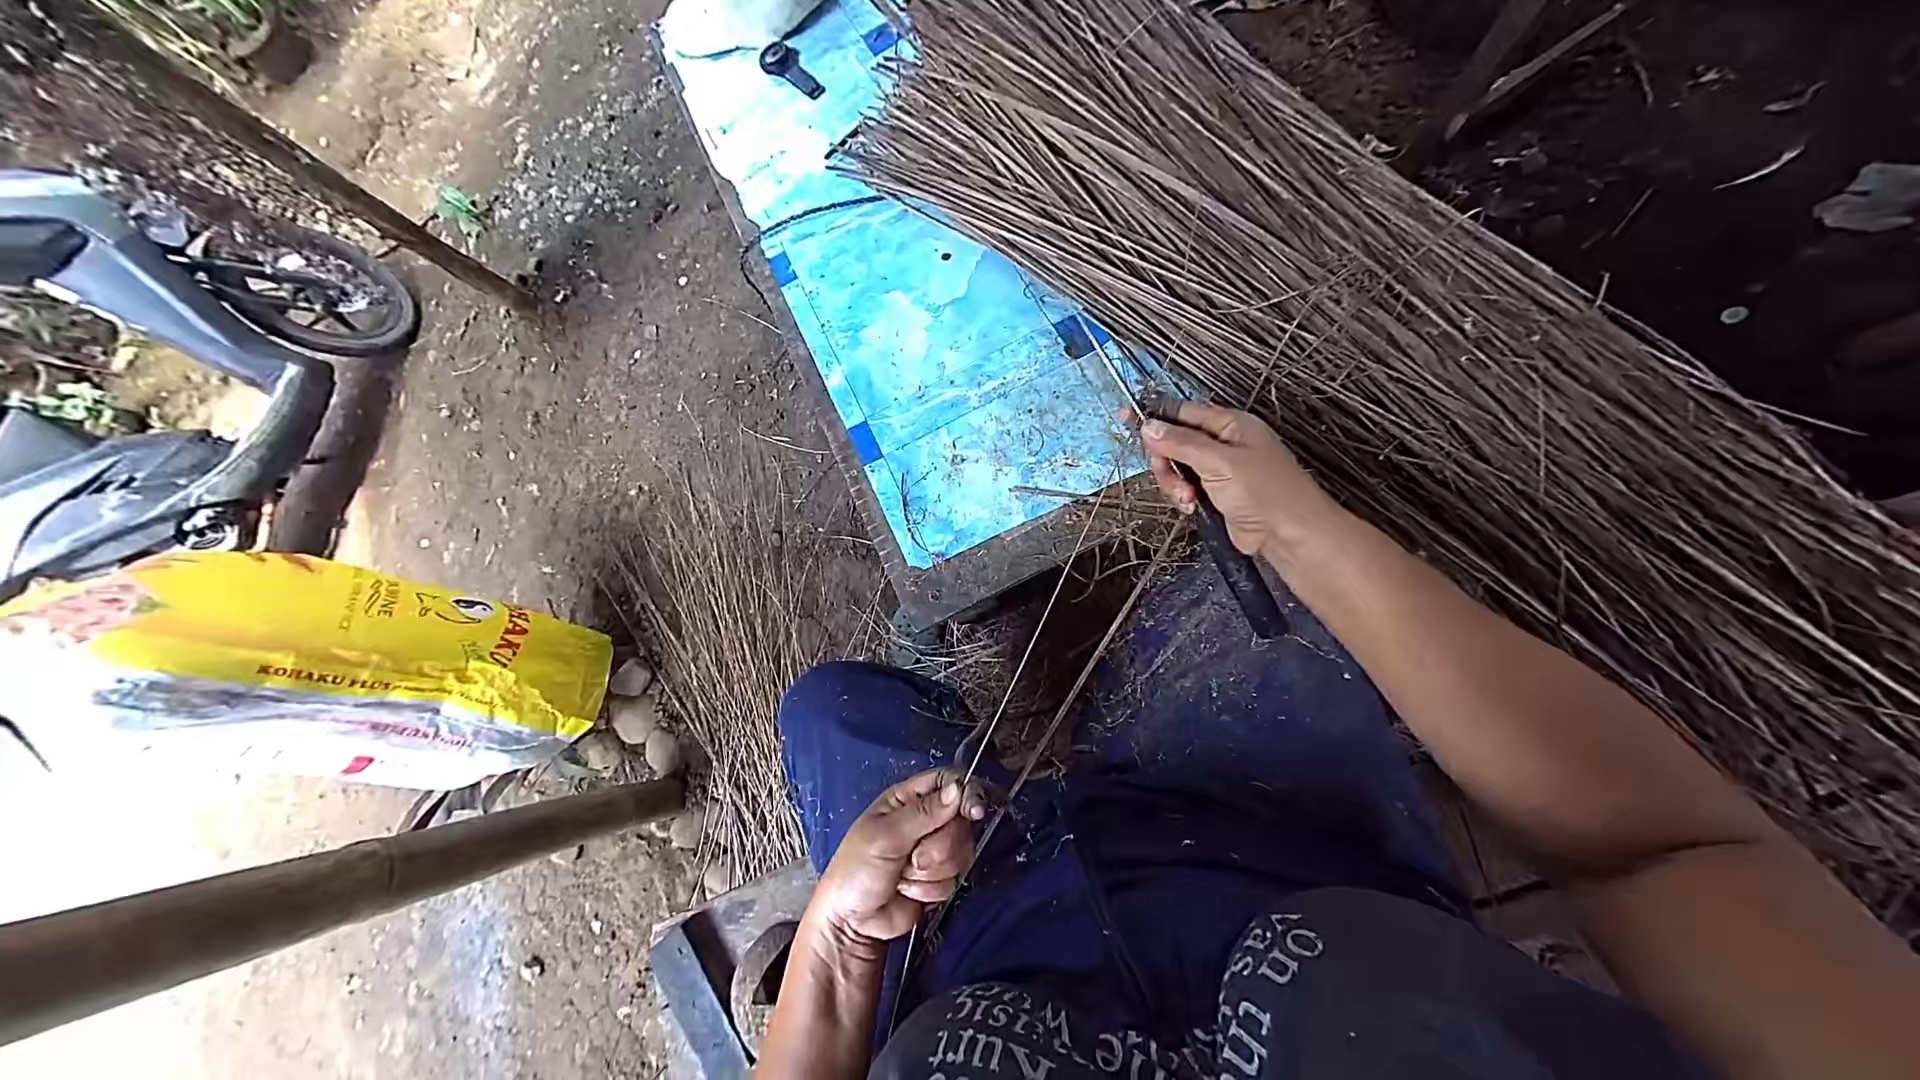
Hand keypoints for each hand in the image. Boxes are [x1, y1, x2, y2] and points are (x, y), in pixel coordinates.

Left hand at [807, 768, 988, 962]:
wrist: (851, 923)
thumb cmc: (856, 870)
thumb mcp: (885, 836)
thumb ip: (923, 813)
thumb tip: (957, 789)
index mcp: (907, 799)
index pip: (946, 782)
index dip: (965, 792)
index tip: (973, 811)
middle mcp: (924, 819)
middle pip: (959, 820)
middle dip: (940, 845)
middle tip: (912, 856)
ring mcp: (933, 849)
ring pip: (960, 851)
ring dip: (931, 870)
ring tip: (903, 875)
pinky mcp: (938, 877)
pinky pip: (954, 877)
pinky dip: (930, 888)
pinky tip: (907, 890)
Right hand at [1125, 402, 1343, 555]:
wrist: (1288, 534)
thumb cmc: (1267, 492)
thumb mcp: (1220, 462)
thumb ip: (1181, 443)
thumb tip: (1150, 426)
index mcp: (1230, 425)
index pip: (1183, 412)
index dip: (1155, 416)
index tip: (1128, 417)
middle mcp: (1223, 444)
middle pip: (1174, 442)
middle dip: (1166, 461)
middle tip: (1173, 477)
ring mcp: (1218, 470)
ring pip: (1176, 468)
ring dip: (1174, 483)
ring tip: (1188, 497)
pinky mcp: (1214, 493)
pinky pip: (1184, 488)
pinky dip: (1182, 497)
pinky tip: (1193, 506)